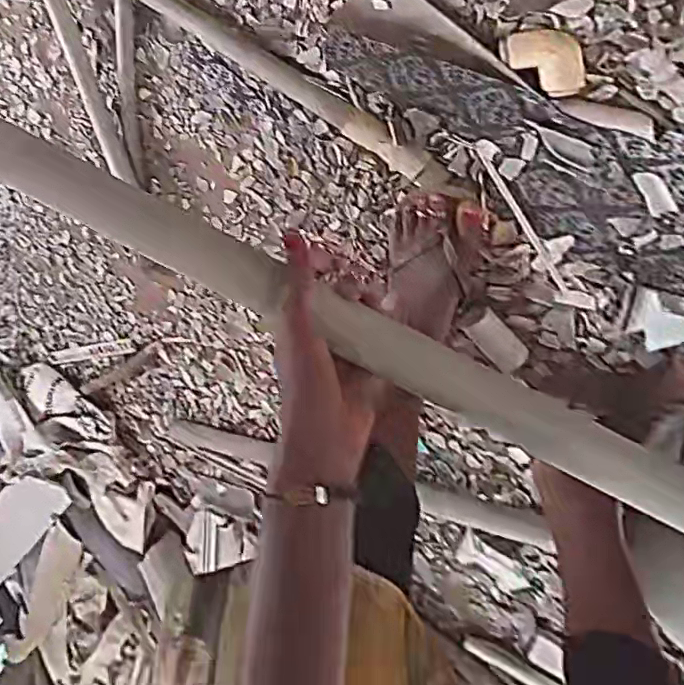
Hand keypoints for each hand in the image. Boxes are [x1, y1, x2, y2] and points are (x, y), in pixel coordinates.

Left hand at [271, 233, 385, 488]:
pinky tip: (391, 330)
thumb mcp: (300, 329)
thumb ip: (300, 285)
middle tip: (360, 295)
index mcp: (295, 321)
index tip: (332, 261)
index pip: (308, 280)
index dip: (322, 265)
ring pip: (364, 314)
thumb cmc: (304, 393)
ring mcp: (344, 350)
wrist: (328, 442)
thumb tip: (292, 243)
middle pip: (342, 294)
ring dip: (373, 308)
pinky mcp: (366, 367)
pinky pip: (381, 340)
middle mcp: (319, 332)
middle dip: (354, 287)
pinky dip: (388, 334)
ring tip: (377, 312)